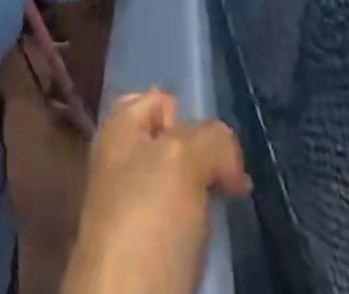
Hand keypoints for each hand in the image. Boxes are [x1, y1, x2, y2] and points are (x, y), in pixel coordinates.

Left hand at [63, 90, 249, 293]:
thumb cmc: (147, 220)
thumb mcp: (182, 159)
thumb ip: (211, 139)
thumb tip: (227, 162)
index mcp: (118, 130)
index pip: (157, 100)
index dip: (188, 114)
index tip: (212, 144)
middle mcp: (122, 162)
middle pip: (174, 144)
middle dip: (206, 156)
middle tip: (231, 178)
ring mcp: (133, 207)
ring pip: (182, 185)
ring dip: (208, 195)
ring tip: (229, 206)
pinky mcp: (148, 248)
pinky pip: (183, 224)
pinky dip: (202, 230)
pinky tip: (215, 240)